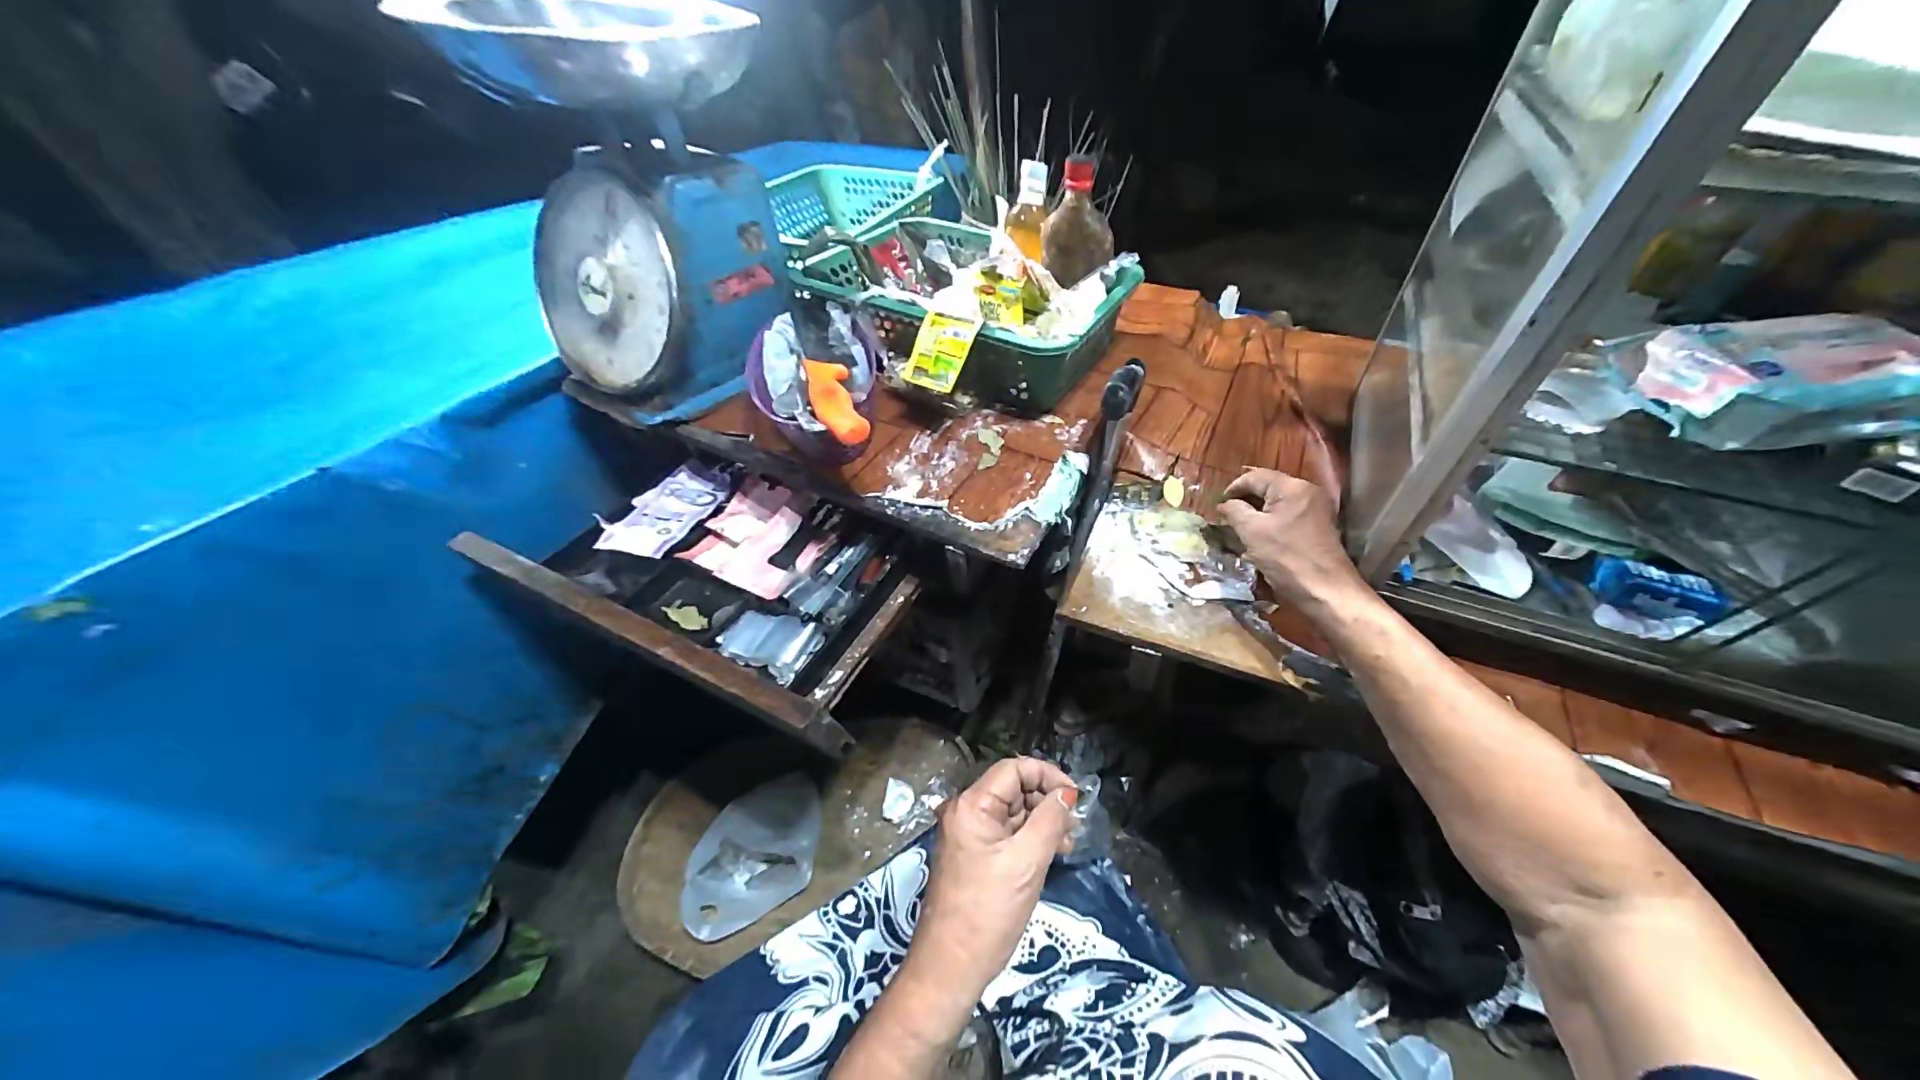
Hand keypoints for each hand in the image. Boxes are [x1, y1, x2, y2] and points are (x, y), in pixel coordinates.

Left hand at [906, 758, 1077, 1010]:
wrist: (951, 966)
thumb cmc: (988, 911)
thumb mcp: (1027, 861)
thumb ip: (1050, 820)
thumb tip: (1067, 794)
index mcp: (971, 805)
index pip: (1013, 769)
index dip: (1047, 775)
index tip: (1075, 797)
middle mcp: (965, 811)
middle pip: (1013, 788)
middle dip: (1046, 800)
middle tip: (1074, 825)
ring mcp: (967, 834)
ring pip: (1012, 812)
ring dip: (1041, 820)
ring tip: (1067, 843)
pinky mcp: (973, 855)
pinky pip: (1006, 833)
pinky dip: (1029, 838)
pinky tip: (1051, 853)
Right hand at [1219, 468, 1368, 609]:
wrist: (1325, 589)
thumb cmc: (1286, 557)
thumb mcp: (1251, 532)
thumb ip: (1234, 511)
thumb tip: (1224, 503)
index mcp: (1293, 488)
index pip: (1256, 476)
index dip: (1233, 488)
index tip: (1218, 504)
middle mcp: (1308, 491)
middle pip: (1269, 486)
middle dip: (1246, 499)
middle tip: (1227, 515)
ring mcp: (1316, 508)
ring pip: (1278, 501)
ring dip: (1257, 510)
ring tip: (1239, 525)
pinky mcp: (1318, 524)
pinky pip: (1289, 513)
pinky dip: (1272, 519)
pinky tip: (1260, 534)